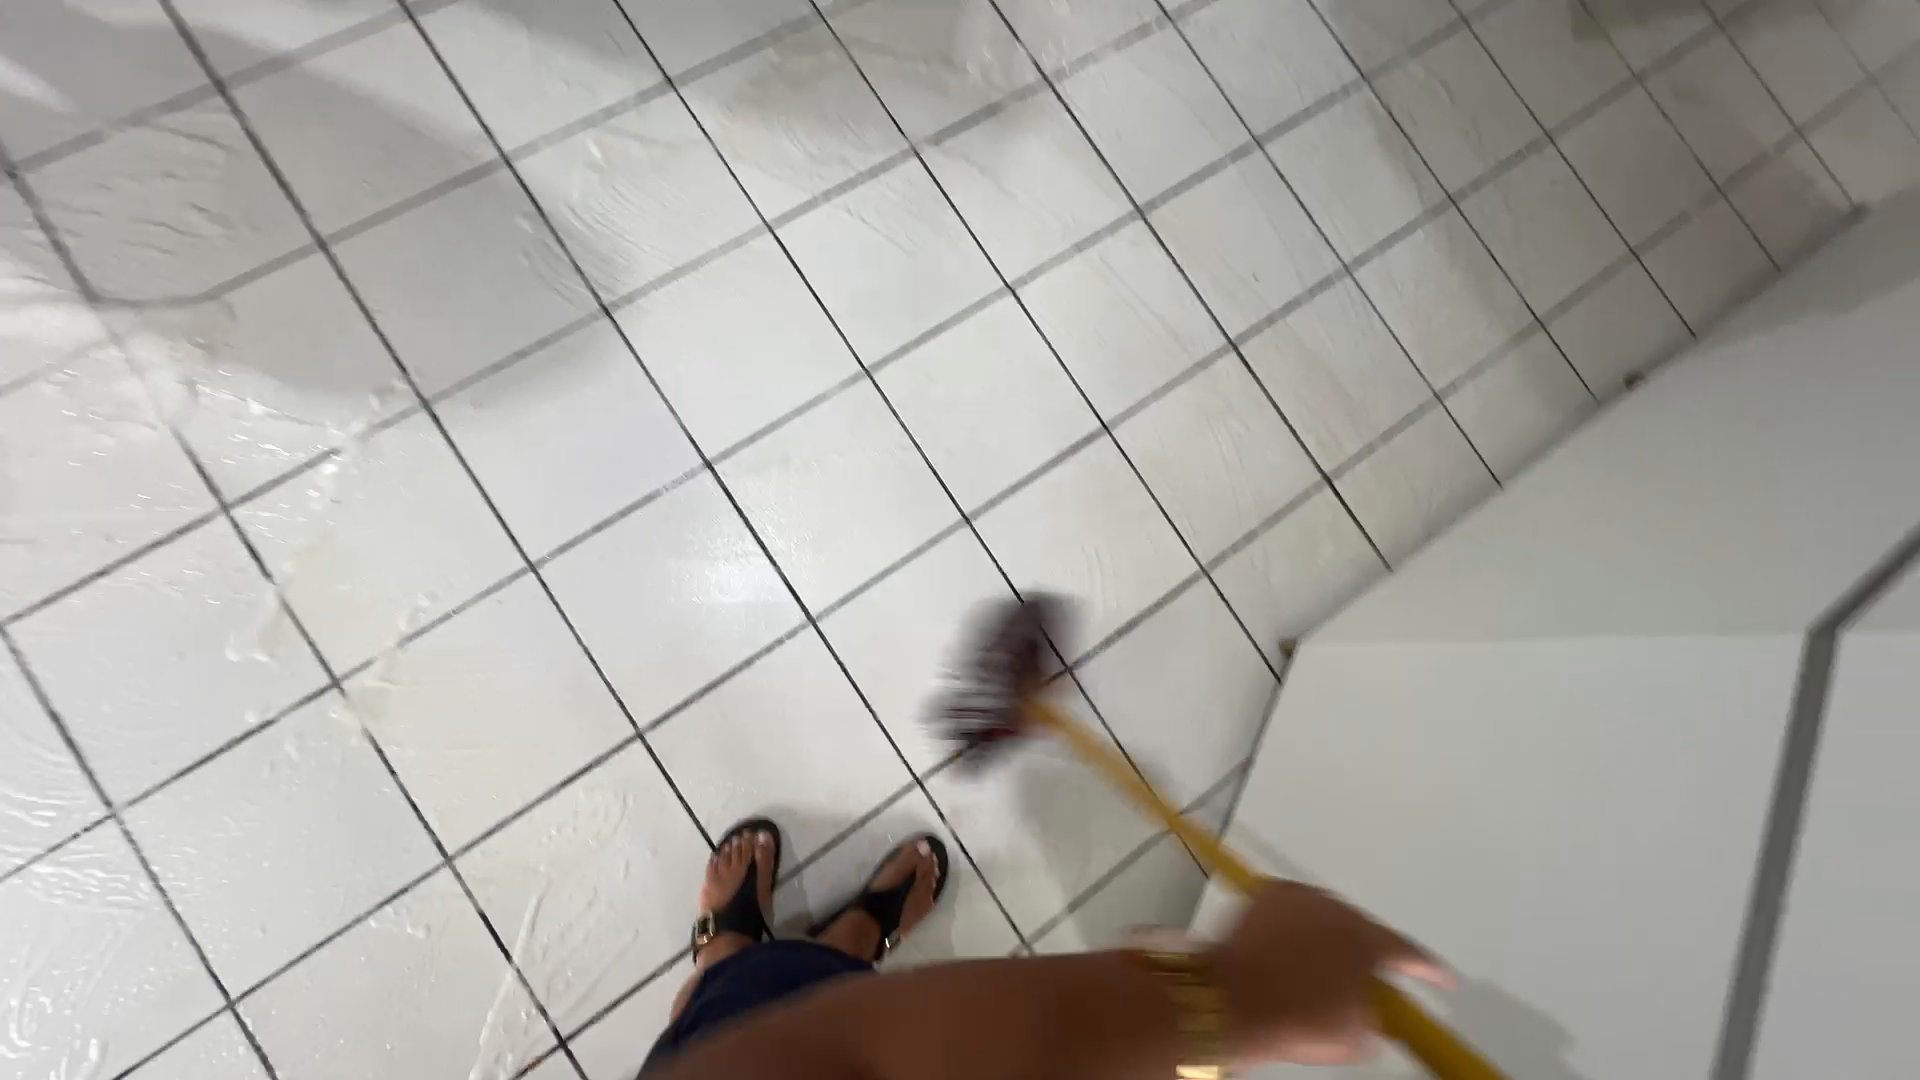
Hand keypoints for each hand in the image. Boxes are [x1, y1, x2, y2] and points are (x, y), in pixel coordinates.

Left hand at [1206, 880, 1452, 1065]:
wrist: (1237, 997)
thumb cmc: (1301, 1020)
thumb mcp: (1357, 1034)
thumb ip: (1374, 1013)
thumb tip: (1366, 1004)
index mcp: (1365, 941)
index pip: (1408, 952)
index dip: (1427, 969)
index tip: (1442, 978)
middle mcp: (1335, 908)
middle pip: (1361, 928)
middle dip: (1366, 951)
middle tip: (1364, 976)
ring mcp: (1298, 896)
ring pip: (1325, 914)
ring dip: (1329, 934)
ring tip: (1321, 962)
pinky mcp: (1267, 893)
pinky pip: (1294, 907)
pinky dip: (1298, 922)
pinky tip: (1293, 943)